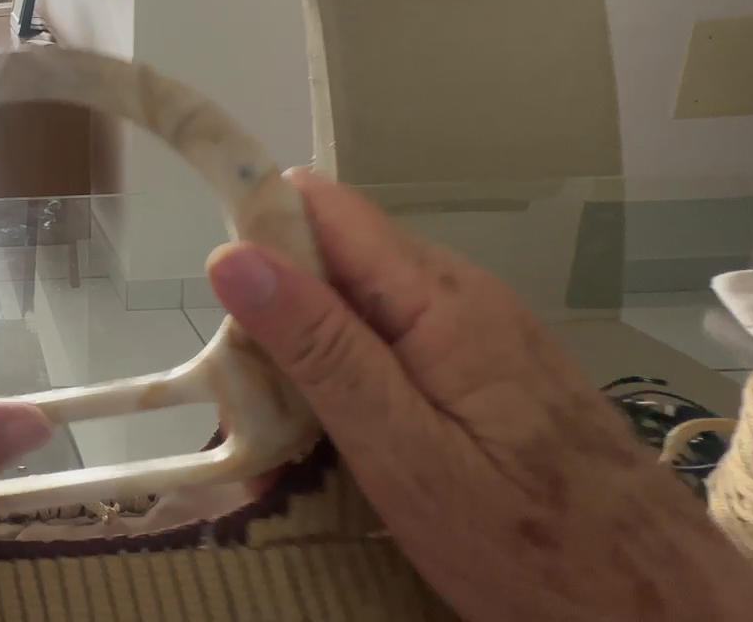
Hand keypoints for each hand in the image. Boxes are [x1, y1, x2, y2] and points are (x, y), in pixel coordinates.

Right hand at [207, 169, 752, 621]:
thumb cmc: (532, 549)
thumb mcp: (403, 451)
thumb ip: (318, 346)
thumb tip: (230, 255)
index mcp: (436, 296)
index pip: (316, 204)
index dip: (256, 224)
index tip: (220, 292)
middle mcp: (453, 288)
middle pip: (326, 247)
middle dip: (271, 299)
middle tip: (254, 388)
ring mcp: (468, 322)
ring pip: (345, 290)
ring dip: (298, 338)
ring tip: (287, 419)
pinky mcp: (472, 356)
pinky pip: (378, 327)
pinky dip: (337, 362)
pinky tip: (336, 423)